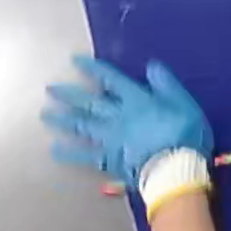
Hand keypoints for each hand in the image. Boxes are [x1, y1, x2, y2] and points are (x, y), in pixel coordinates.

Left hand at [43, 56, 212, 186]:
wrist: (176, 168)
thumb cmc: (185, 134)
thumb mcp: (184, 103)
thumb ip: (167, 84)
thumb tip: (152, 66)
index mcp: (137, 100)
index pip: (112, 80)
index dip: (93, 69)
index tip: (76, 61)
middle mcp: (118, 116)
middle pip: (89, 103)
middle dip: (69, 95)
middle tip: (50, 89)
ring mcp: (111, 139)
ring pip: (82, 126)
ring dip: (62, 120)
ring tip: (45, 114)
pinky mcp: (109, 160)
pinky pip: (85, 155)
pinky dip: (69, 153)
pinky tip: (54, 150)